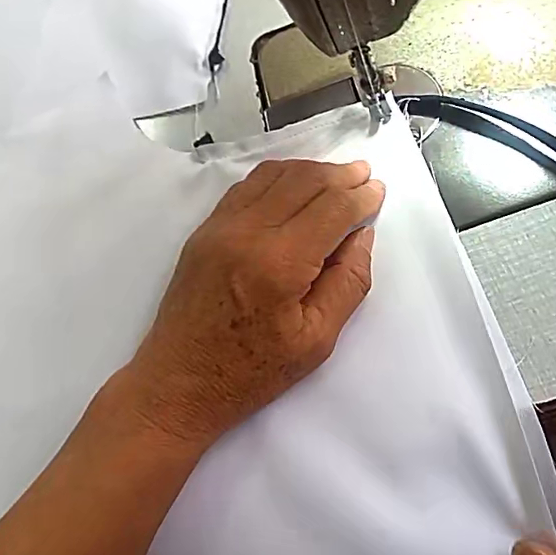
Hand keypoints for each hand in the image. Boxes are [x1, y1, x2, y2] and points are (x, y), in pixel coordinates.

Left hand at [117, 159, 384, 448]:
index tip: (378, 191)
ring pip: (274, 175)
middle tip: (365, 174)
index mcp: (279, 263)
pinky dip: (278, 176)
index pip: (331, 208)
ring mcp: (220, 227)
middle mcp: (247, 233)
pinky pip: (247, 186)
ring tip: (337, 175)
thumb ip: (347, 283)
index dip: (360, 196)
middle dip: (340, 175)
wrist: (177, 384)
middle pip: (304, 182)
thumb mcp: (317, 339)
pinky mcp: (205, 230)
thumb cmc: (251, 372)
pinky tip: (295, 183)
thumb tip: (361, 236)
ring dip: (311, 170)